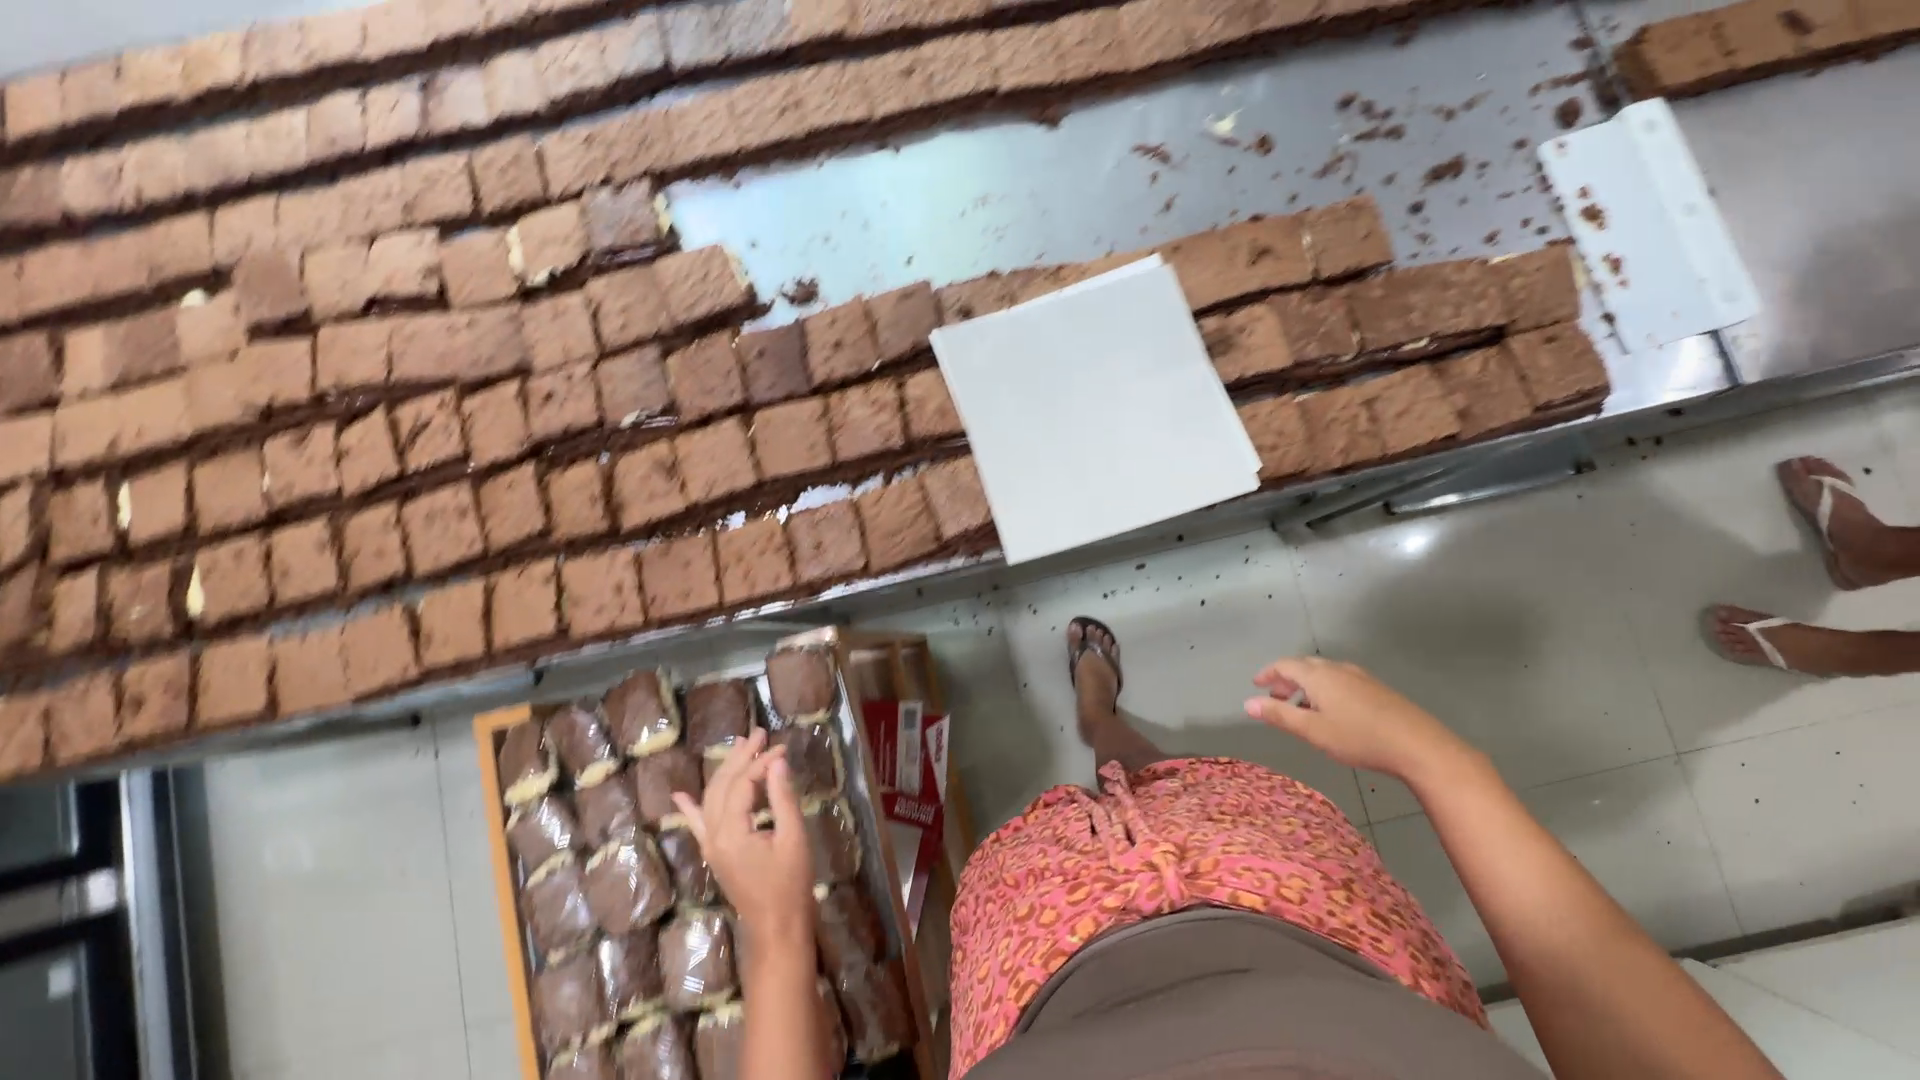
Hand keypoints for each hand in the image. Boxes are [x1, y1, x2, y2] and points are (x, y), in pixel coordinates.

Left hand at [673, 730, 814, 942]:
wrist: (777, 928)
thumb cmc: (791, 884)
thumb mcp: (793, 838)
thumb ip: (782, 798)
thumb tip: (776, 762)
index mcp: (731, 832)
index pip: (743, 784)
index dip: (762, 762)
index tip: (782, 748)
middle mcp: (713, 836)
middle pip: (722, 786)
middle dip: (740, 758)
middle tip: (758, 733)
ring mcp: (711, 846)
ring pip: (711, 799)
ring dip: (724, 771)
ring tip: (739, 747)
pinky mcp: (715, 854)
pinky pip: (698, 826)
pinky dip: (690, 808)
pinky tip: (681, 795)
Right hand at [1243, 657, 1479, 783]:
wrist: (1418, 745)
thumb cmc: (1359, 738)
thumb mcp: (1312, 730)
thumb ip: (1279, 715)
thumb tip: (1248, 703)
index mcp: (1319, 676)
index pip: (1286, 665)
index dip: (1268, 673)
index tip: (1257, 685)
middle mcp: (1338, 669)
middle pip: (1305, 666)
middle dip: (1287, 679)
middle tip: (1276, 698)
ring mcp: (1360, 677)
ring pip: (1325, 673)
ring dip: (1307, 685)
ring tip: (1302, 708)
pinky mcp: (1377, 689)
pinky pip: (1341, 680)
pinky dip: (1325, 690)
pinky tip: (1332, 712)